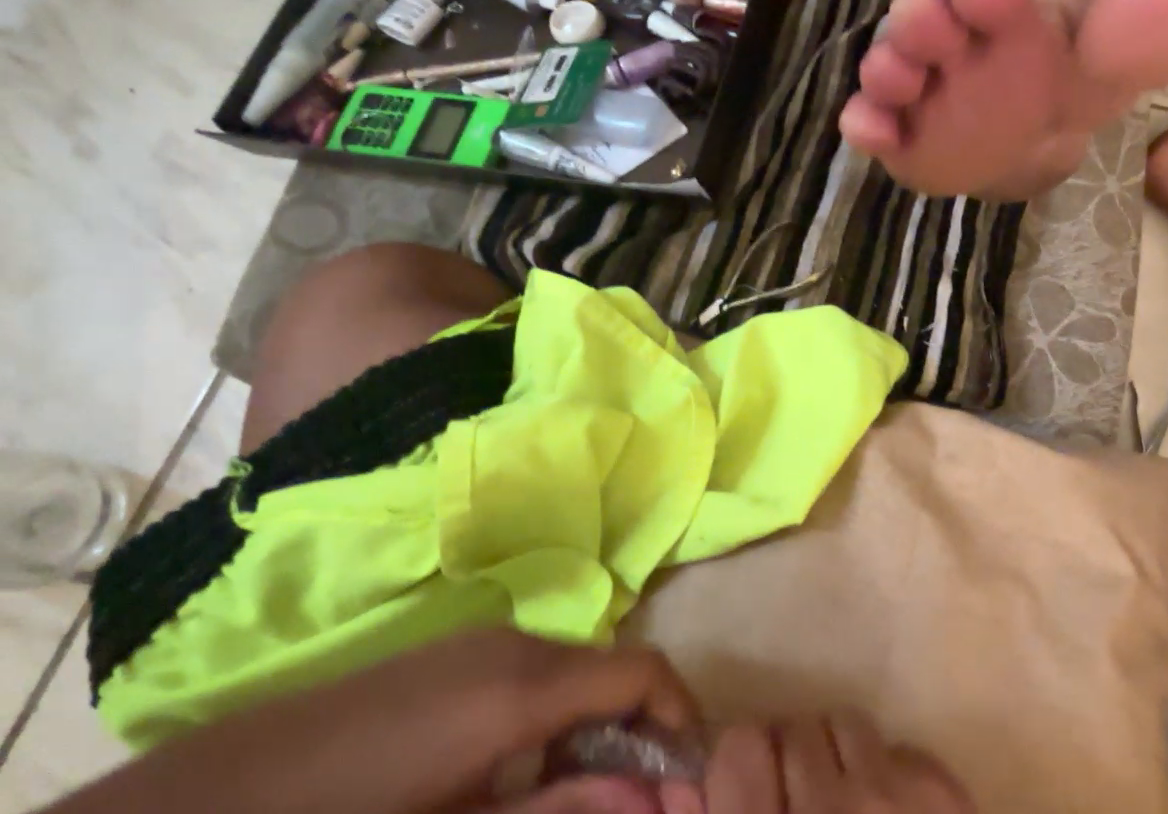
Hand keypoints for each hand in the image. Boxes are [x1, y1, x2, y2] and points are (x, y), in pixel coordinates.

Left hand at [48, 630, 704, 813]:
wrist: (207, 802)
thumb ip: (560, 809)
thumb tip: (650, 797)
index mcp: (523, 687)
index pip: (644, 673)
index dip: (680, 719)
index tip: (686, 778)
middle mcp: (514, 645)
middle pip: (614, 671)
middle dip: (637, 733)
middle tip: (631, 799)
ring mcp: (477, 644)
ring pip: (574, 673)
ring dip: (593, 728)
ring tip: (571, 794)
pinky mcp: (448, 656)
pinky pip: (532, 674)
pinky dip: (552, 717)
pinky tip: (511, 773)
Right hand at [701, 713, 973, 813]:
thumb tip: (669, 779)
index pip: (741, 744)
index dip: (743, 763)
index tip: (752, 785)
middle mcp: (825, 809)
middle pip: (794, 728)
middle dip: (792, 760)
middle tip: (801, 803)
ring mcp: (888, 795)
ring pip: (846, 722)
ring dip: (840, 755)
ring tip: (845, 804)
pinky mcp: (939, 792)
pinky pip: (898, 747)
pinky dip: (889, 774)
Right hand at [843, 0, 1167, 200]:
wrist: (1017, 105)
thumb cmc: (1062, 70)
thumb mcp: (1104, 50)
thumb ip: (1135, 33)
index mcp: (1011, 21)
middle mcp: (960, 45)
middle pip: (934, 29)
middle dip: (928, 24)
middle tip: (924, 16)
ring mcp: (924, 87)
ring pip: (900, 73)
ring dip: (893, 70)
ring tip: (894, 72)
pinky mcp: (904, 133)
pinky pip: (879, 126)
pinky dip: (870, 126)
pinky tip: (866, 128)